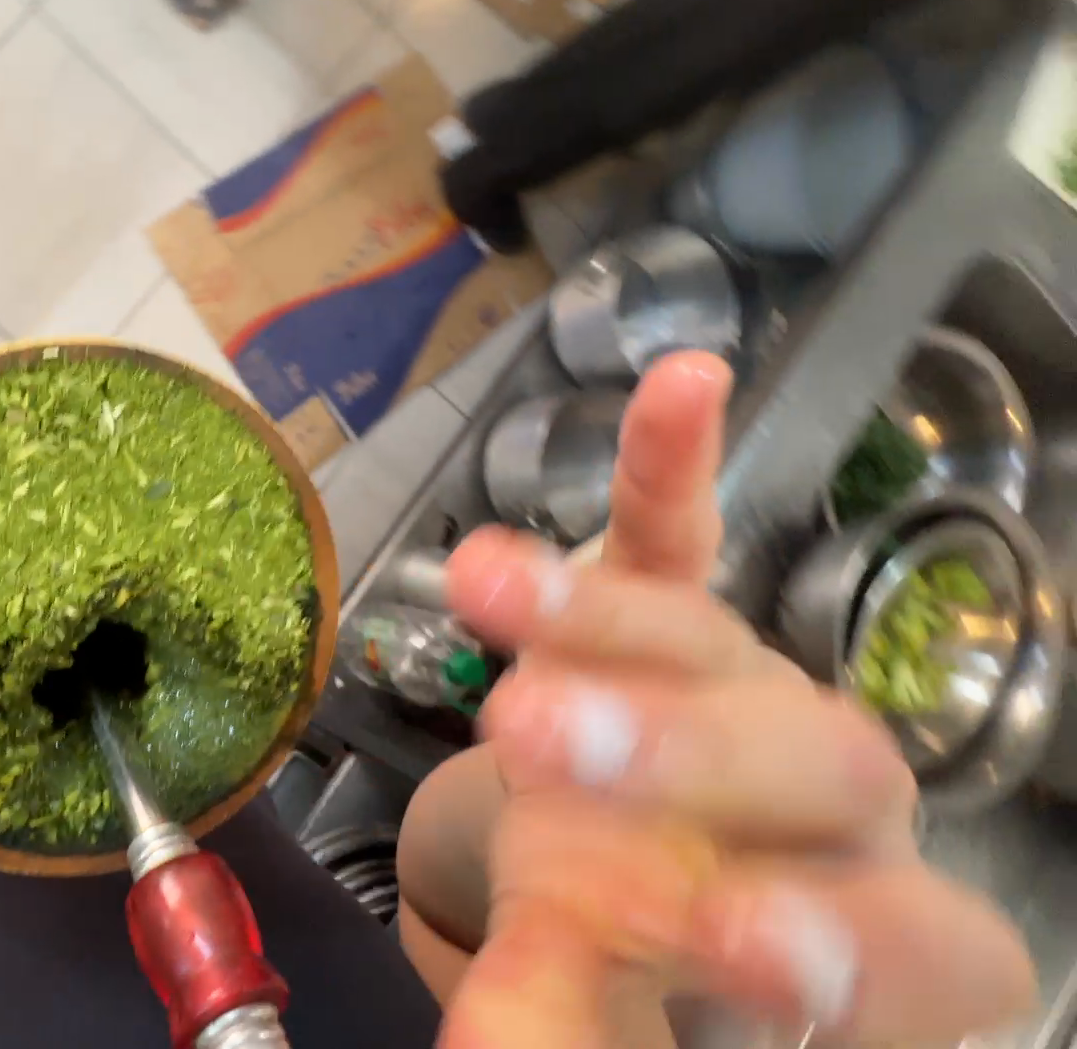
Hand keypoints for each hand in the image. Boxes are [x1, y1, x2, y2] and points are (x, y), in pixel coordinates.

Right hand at [434, 354, 1033, 1047]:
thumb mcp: (581, 990)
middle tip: (536, 736)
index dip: (814, 940)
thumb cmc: (619, 925)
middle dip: (661, 746)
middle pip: (792, 760)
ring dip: (585, 611)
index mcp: (843, 930)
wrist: (626, 834)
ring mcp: (736, 677)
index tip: (724, 938)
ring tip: (478, 583)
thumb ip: (554, 1019)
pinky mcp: (668, 603)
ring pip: (695, 637)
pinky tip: (679, 380)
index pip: (887, 942)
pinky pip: (674, 531)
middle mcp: (818, 792)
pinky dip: (670, 463)